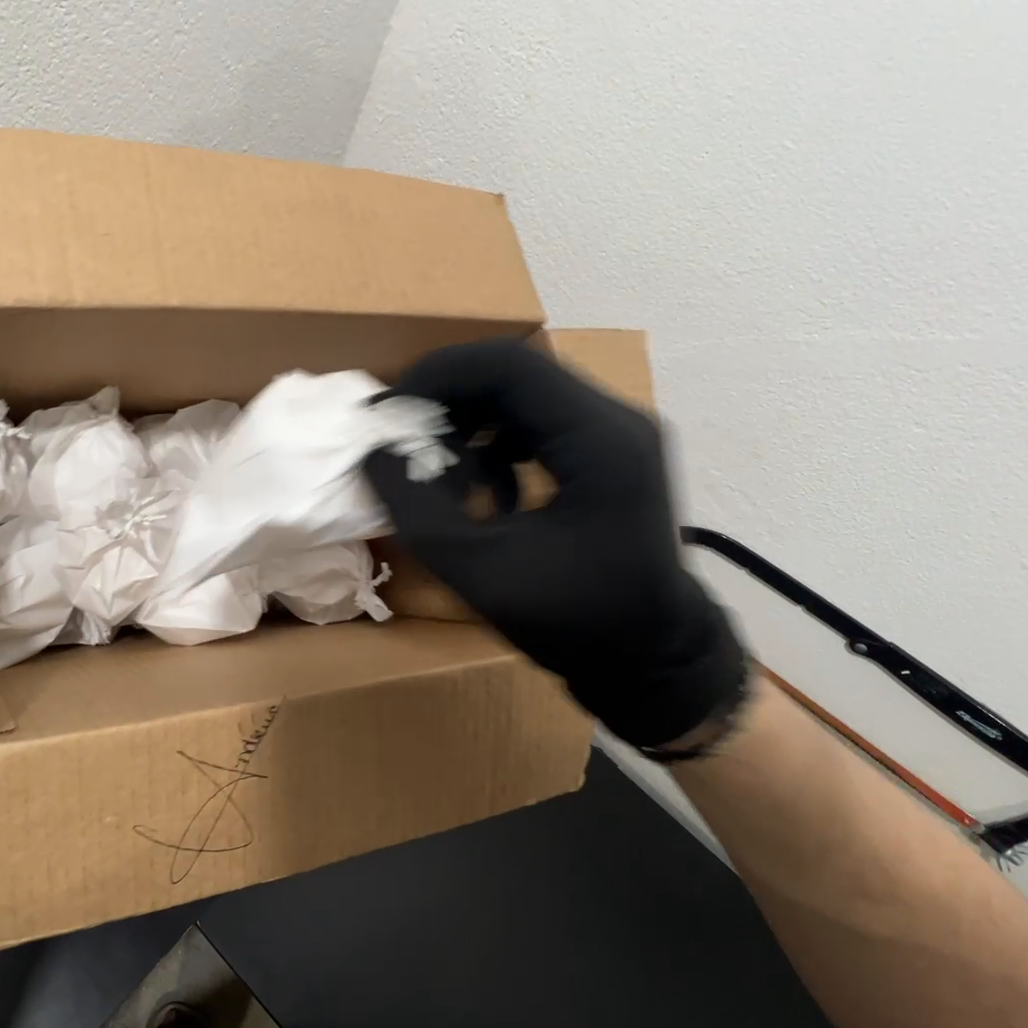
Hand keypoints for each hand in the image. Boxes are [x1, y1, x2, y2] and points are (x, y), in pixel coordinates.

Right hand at [364, 339, 745, 748]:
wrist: (652, 662)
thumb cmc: (575, 622)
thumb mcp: (479, 571)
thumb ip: (417, 508)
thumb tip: (375, 454)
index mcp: (598, 438)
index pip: (507, 365)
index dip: (437, 376)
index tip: (389, 411)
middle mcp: (615, 420)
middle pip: (515, 374)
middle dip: (448, 401)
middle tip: (401, 438)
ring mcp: (616, 435)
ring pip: (524, 396)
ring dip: (470, 425)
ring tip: (441, 473)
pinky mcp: (609, 455)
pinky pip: (539, 424)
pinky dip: (495, 447)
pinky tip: (484, 493)